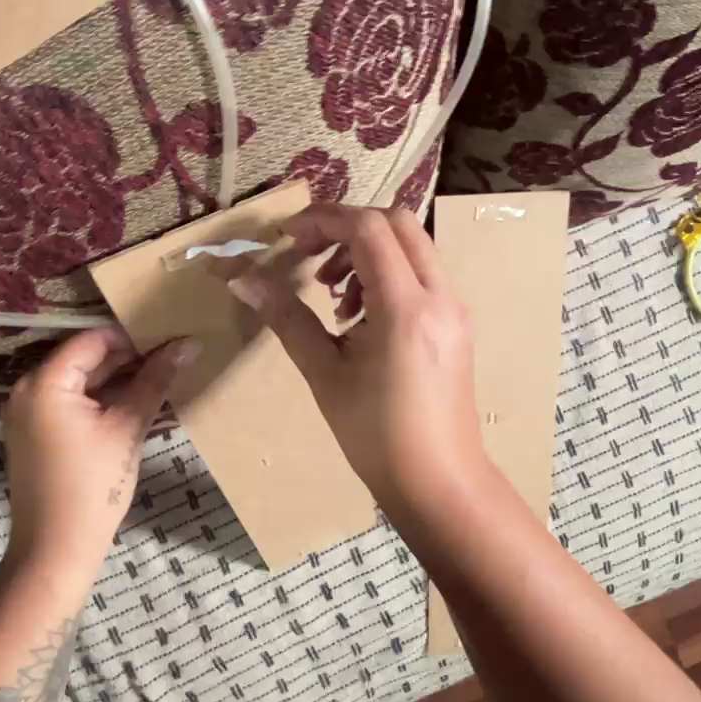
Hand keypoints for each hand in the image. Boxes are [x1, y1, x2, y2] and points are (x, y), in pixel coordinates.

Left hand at [2, 328, 197, 570]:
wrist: (56, 550)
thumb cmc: (92, 486)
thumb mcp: (127, 429)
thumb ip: (155, 382)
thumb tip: (187, 344)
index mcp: (45, 383)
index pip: (93, 340)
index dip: (134, 336)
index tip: (171, 334)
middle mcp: (28, 390)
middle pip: (85, 360)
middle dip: (129, 357)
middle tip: (174, 354)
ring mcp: (30, 414)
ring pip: (82, 383)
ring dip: (119, 380)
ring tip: (164, 375)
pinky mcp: (38, 435)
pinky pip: (73, 404)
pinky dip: (103, 401)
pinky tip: (139, 401)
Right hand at [227, 205, 492, 517]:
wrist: (437, 481)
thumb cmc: (374, 434)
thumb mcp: (323, 373)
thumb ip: (286, 317)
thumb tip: (243, 280)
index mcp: (405, 307)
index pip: (368, 228)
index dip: (323, 220)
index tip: (287, 238)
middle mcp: (440, 296)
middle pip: (397, 222)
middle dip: (348, 228)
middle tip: (311, 259)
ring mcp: (455, 308)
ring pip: (413, 246)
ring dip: (369, 252)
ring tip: (335, 299)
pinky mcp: (457, 322)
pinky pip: (423, 274)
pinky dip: (389, 274)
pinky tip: (361, 318)